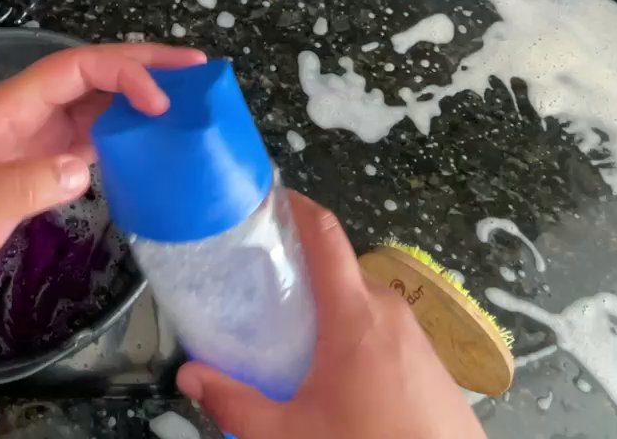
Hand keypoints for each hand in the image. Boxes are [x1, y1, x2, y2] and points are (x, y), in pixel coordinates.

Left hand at [0, 42, 203, 285]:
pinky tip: (148, 147)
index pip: (75, 69)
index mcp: (12, 104)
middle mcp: (30, 111)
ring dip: (137, 100)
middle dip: (142, 67)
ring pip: (96, 105)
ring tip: (185, 103)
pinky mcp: (40, 165)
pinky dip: (122, 138)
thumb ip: (26, 184)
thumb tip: (83, 169)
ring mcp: (36, 137)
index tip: (159, 98)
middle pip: (93, 75)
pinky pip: (90, 140)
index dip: (121, 73)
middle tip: (197, 69)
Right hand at [177, 192, 488, 438]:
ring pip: (357, 291)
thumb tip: (188, 376)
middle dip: (294, 259)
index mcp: (354, 310)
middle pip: (334, 261)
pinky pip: (380, 318)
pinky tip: (330, 361)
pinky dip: (350, 321)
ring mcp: (414, 331)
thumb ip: (236, 404)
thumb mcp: (292, 437)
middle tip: (253, 276)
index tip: (259, 200)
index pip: (323, 230)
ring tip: (285, 320)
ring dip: (323, 294)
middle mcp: (386, 306)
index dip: (292, 203)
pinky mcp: (429, 357)